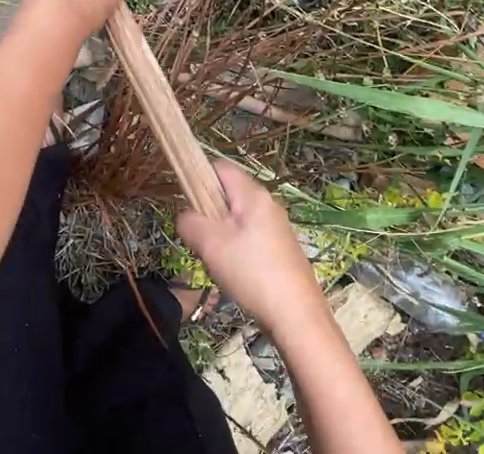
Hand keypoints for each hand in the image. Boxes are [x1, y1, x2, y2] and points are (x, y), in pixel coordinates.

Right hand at [178, 161, 327, 333]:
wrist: (297, 317)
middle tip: (201, 239)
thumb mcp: (210, 244)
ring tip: (217, 261)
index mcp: (254, 195)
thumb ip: (189, 222)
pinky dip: (237, 249)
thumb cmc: (252, 272)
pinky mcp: (283, 250)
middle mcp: (269, 204)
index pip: (220, 167)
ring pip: (238, 219)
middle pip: (228, 194)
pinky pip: (251, 237)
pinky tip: (236, 274)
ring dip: (221, 235)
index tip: (187, 204)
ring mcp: (278, 228)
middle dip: (208, 213)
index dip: (198, 177)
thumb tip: (186, 217)